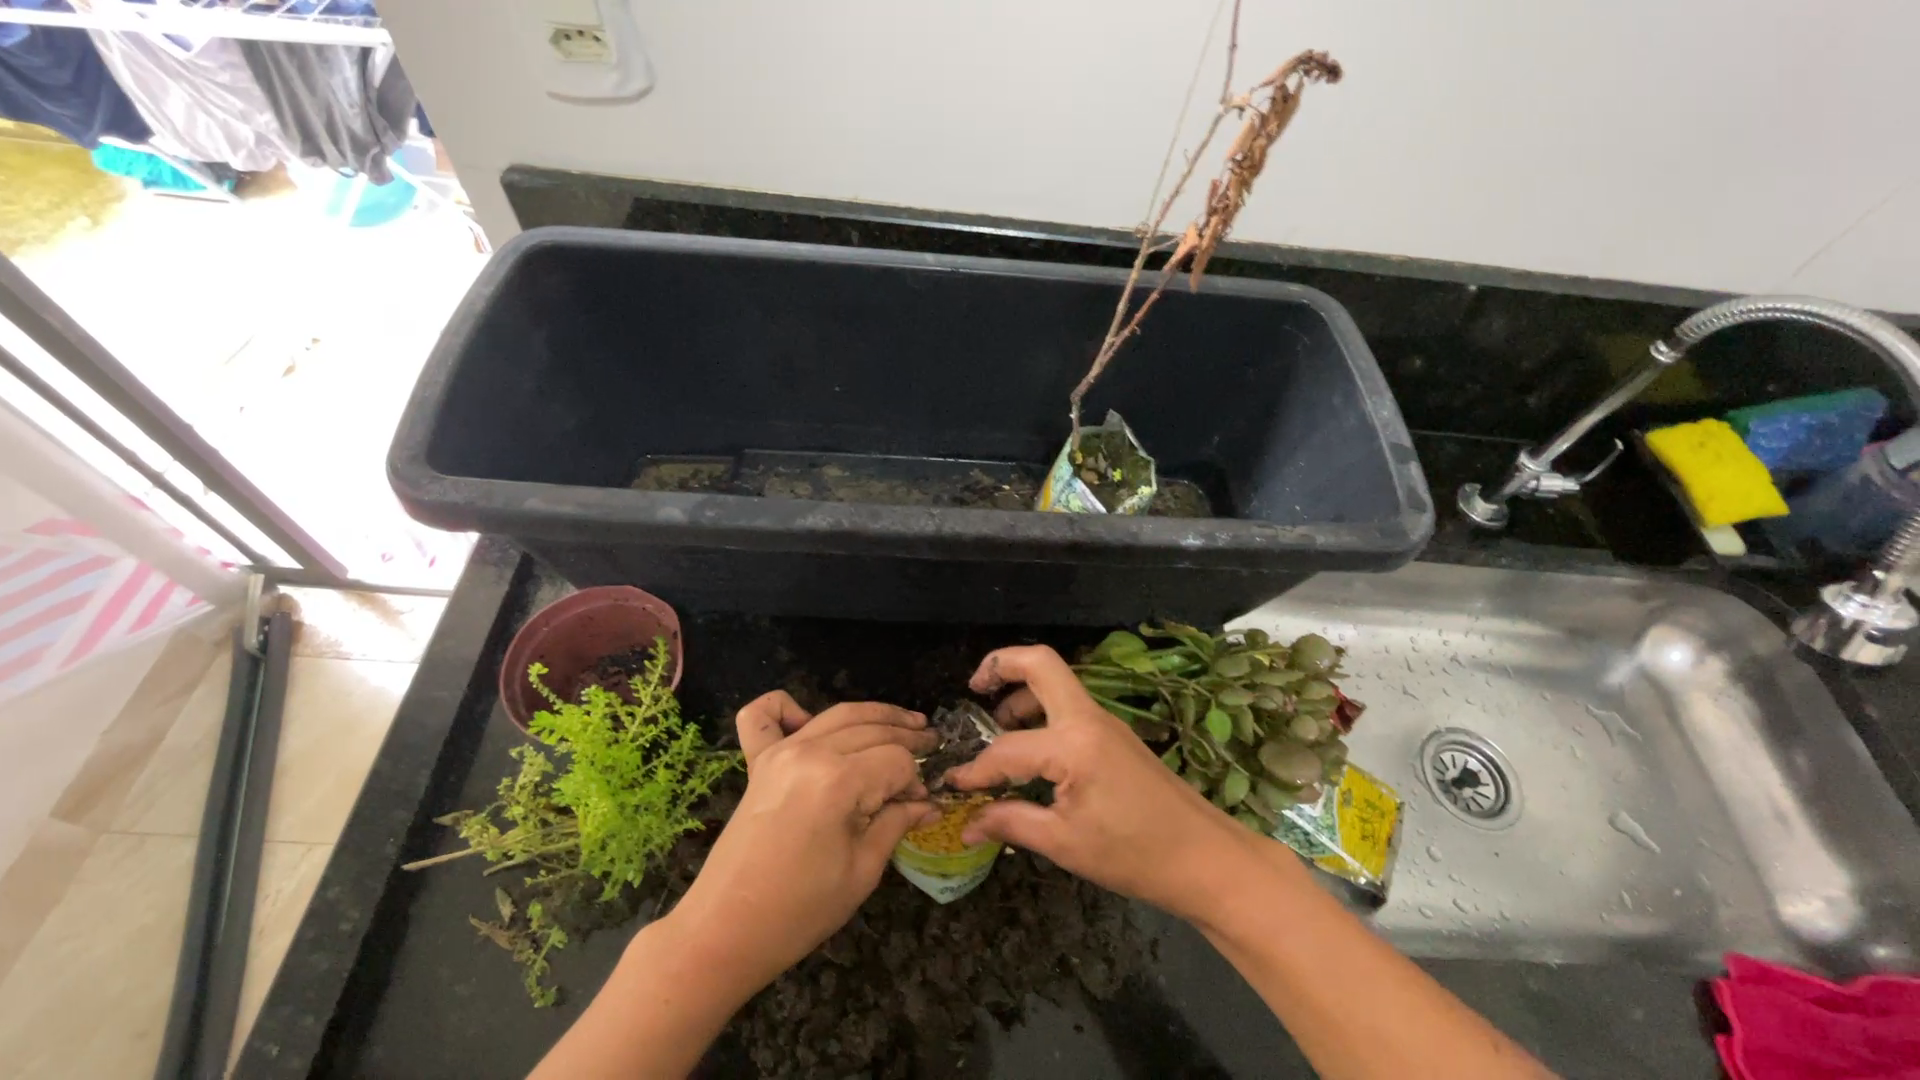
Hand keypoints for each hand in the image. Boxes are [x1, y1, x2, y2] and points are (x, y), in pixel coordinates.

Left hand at [664, 692, 937, 991]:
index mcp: (838, 781)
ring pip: (836, 715)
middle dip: (907, 737)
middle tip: (932, 744)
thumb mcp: (862, 871)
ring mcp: (779, 753)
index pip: (896, 760)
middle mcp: (809, 752)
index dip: (916, 779)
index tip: (922, 803)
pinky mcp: (756, 763)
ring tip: (905, 722)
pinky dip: (786, 707)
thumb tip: (928, 803)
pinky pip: (763, 716)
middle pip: (871, 729)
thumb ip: (896, 823)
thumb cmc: (801, 910)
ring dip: (874, 715)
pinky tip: (808, 719)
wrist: (726, 930)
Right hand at [944, 645, 1255, 919]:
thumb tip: (965, 825)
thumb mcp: (1064, 844)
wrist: (1207, 859)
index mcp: (1074, 744)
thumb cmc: (1134, 855)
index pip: (1007, 748)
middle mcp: (1089, 719)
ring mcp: (1107, 724)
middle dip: (1001, 665)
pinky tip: (1029, 750)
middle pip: (1041, 664)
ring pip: (1057, 683)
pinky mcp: (1116, 737)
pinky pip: (1070, 708)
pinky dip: (1042, 714)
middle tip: (973, 689)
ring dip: (1022, 691)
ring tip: (996, 722)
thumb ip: (1010, 822)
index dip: (975, 770)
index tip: (951, 786)